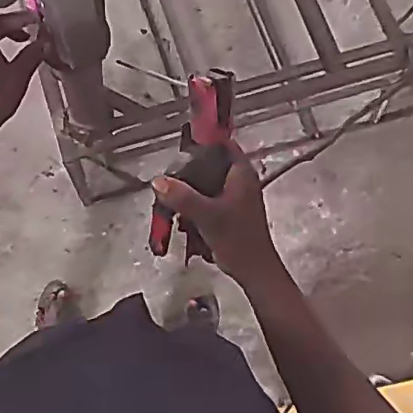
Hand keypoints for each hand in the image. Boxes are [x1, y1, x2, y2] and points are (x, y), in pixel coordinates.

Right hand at [151, 145, 283, 279]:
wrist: (254, 271)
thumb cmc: (238, 240)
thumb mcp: (206, 215)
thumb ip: (182, 196)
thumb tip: (158, 181)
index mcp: (241, 173)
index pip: (223, 143)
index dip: (203, 141)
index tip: (182, 149)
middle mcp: (241, 180)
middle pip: (211, 163)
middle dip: (190, 171)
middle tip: (171, 178)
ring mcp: (237, 196)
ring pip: (208, 183)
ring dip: (190, 190)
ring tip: (173, 198)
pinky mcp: (231, 212)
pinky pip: (209, 199)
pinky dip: (196, 204)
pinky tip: (183, 215)